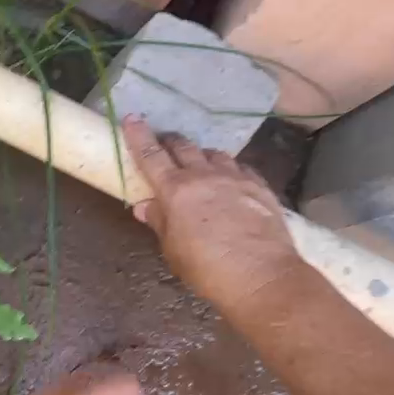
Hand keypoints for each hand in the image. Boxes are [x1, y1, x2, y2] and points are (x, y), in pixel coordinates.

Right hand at [122, 116, 303, 311]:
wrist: (262, 276)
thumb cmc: (208, 269)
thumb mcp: (173, 250)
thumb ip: (160, 222)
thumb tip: (145, 207)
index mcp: (176, 190)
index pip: (151, 155)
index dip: (139, 136)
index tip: (132, 118)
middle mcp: (204, 175)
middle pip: (183, 146)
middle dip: (170, 142)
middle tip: (165, 145)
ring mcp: (235, 178)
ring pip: (214, 154)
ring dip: (202, 156)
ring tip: (200, 165)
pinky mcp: (260, 187)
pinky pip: (241, 168)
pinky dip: (230, 170)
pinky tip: (232, 181)